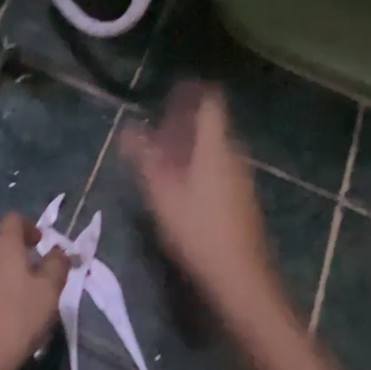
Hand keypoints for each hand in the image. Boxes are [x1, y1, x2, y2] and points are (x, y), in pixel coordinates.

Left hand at [0, 213, 70, 369]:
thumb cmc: (15, 319)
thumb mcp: (49, 292)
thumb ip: (57, 265)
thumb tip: (59, 250)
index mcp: (2, 243)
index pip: (14, 219)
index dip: (30, 227)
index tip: (41, 243)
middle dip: (14, 246)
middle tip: (30, 266)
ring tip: (14, 290)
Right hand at [119, 82, 278, 312]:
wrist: (241, 281)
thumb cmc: (198, 231)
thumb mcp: (161, 193)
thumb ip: (144, 158)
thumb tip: (127, 130)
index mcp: (216, 146)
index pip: (210, 101)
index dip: (192, 91)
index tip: (170, 88)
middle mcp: (233, 155)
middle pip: (210, 126)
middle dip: (183, 121)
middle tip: (156, 125)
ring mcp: (241, 179)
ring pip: (213, 149)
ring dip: (189, 146)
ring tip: (161, 153)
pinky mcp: (242, 202)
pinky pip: (218, 169)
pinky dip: (198, 165)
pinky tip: (180, 184)